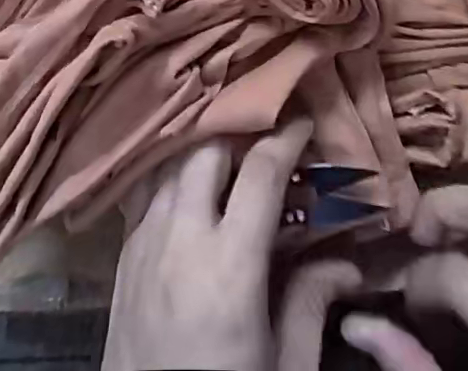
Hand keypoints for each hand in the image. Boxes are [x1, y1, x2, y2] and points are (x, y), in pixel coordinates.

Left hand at [101, 119, 311, 370]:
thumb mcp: (284, 365)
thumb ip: (310, 302)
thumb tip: (344, 262)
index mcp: (228, 264)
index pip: (258, 174)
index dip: (284, 139)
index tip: (301, 121)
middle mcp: (180, 235)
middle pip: (204, 151)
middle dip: (235, 133)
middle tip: (263, 137)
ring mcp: (144, 238)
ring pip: (169, 163)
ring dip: (199, 149)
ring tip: (226, 151)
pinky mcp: (123, 251)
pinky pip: (145, 190)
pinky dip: (169, 172)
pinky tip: (187, 183)